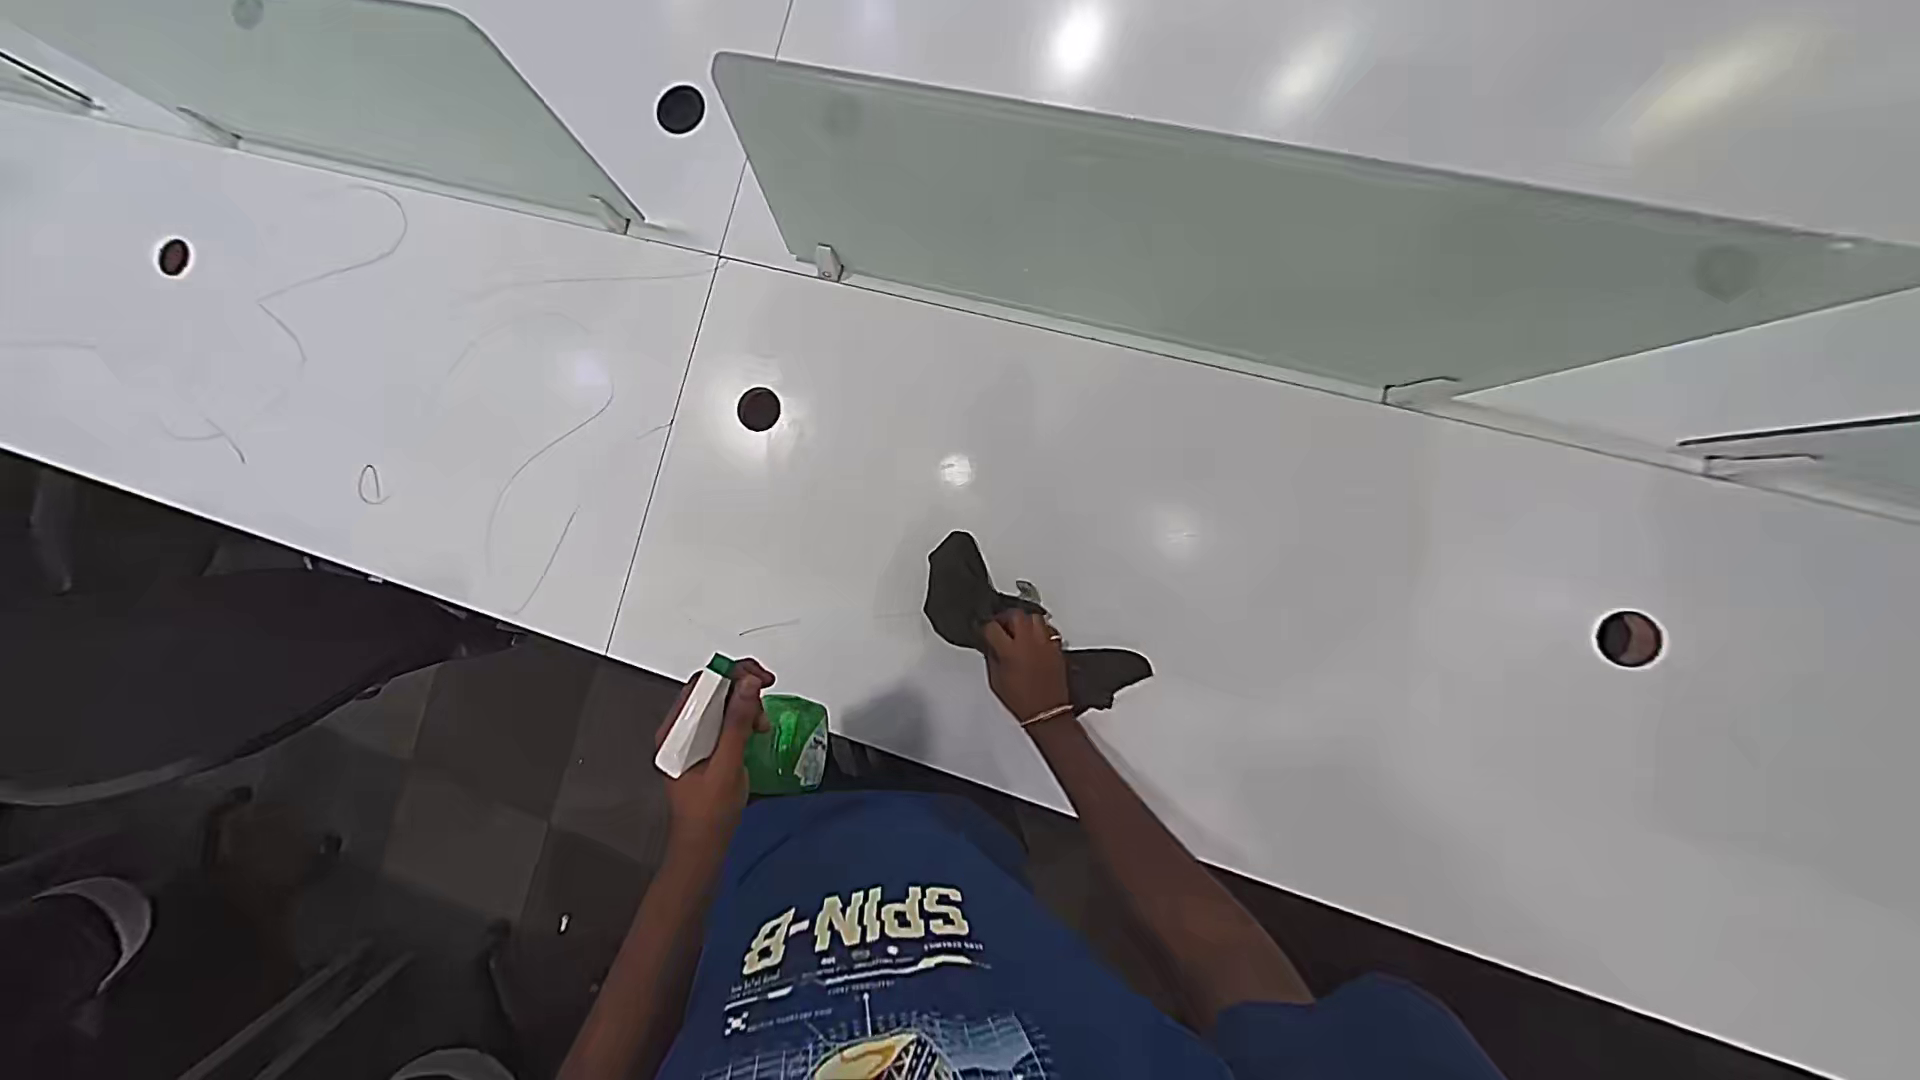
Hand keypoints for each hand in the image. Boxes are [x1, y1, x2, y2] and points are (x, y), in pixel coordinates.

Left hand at [654, 658, 773, 842]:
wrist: (703, 846)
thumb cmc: (709, 813)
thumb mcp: (726, 766)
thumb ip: (736, 724)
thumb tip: (748, 685)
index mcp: (675, 733)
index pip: (701, 685)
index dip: (732, 673)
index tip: (760, 677)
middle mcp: (680, 730)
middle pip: (712, 689)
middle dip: (743, 687)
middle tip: (766, 694)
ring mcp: (692, 737)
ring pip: (722, 702)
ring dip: (747, 704)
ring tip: (761, 724)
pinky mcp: (706, 745)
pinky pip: (725, 718)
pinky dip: (744, 717)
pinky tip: (755, 730)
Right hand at [980, 611, 1071, 727]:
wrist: (1046, 712)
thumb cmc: (1022, 701)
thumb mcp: (995, 680)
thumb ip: (992, 656)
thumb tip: (990, 644)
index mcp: (1009, 650)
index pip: (992, 627)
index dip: (985, 627)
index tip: (984, 630)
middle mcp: (1028, 643)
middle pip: (1015, 614)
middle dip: (1005, 617)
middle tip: (1000, 625)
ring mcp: (1045, 643)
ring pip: (1034, 617)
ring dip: (1024, 621)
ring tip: (1019, 629)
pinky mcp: (1056, 648)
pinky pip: (1048, 629)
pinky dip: (1040, 630)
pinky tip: (1034, 638)